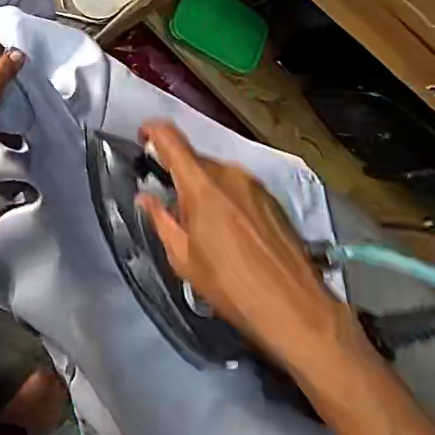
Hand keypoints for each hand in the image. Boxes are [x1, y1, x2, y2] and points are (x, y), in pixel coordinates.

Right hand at [135, 120, 353, 364]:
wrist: (291, 303)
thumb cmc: (230, 285)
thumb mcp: (184, 259)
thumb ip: (162, 220)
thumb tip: (146, 198)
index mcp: (203, 184)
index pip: (172, 139)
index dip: (153, 130)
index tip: (143, 136)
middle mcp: (230, 173)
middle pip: (196, 161)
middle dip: (180, 178)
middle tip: (173, 210)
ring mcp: (254, 184)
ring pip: (218, 176)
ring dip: (205, 191)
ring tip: (205, 229)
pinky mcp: (271, 198)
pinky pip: (239, 188)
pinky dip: (227, 200)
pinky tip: (231, 233)